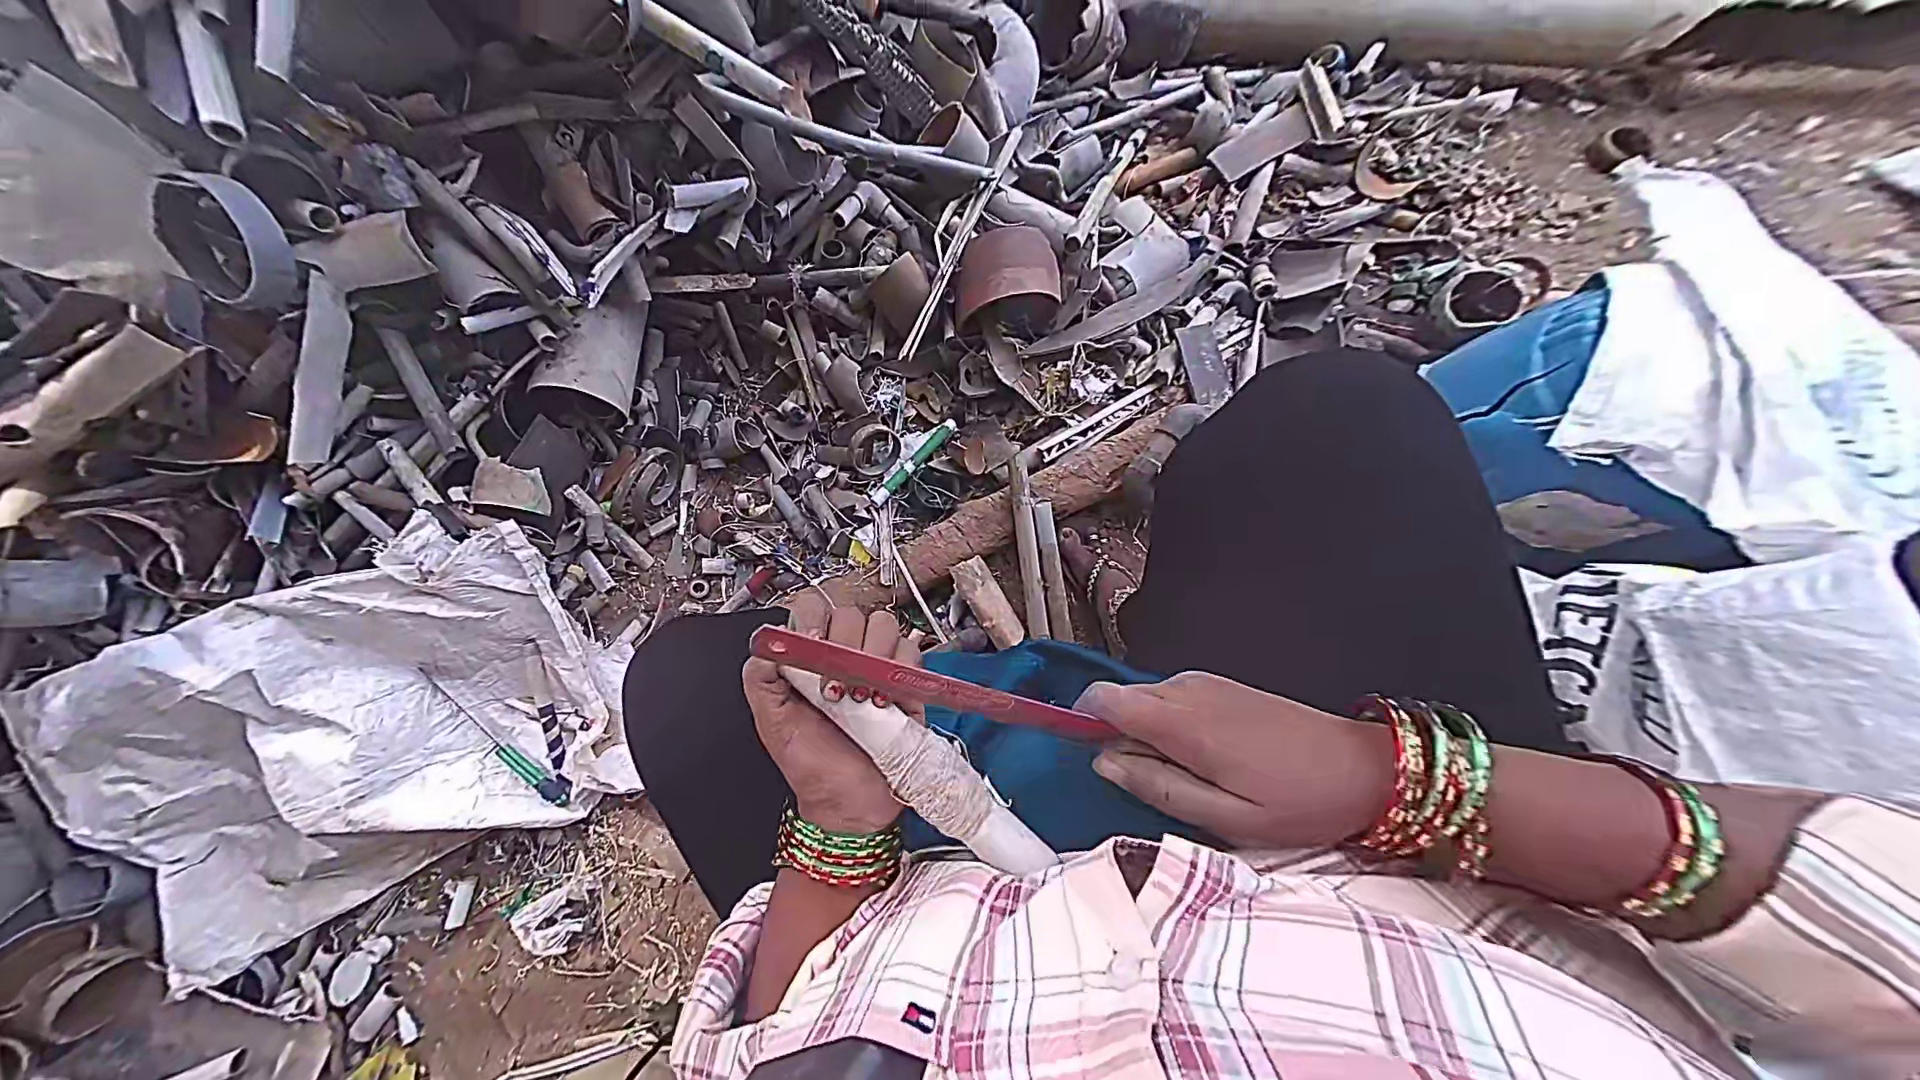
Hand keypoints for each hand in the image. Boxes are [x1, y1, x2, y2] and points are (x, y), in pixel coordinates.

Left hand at [744, 593, 923, 834]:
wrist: (846, 803)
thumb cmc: (810, 764)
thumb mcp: (771, 722)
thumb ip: (759, 678)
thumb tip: (766, 644)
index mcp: (810, 657)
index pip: (813, 608)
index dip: (813, 621)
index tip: (811, 647)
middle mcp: (845, 654)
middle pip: (851, 613)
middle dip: (842, 646)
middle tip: (833, 686)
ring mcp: (877, 665)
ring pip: (884, 625)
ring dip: (870, 657)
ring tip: (858, 695)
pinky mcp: (905, 681)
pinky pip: (910, 653)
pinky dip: (897, 671)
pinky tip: (881, 701)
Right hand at [1079, 672, 1395, 849]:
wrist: (1362, 766)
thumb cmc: (1298, 800)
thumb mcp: (1227, 817)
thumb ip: (1157, 787)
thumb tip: (1104, 764)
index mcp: (1184, 723)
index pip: (1102, 698)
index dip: (1082, 720)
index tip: (1093, 754)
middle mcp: (1186, 690)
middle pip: (1118, 699)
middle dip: (1117, 736)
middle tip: (1154, 779)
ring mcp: (1202, 682)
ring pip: (1142, 700)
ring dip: (1145, 733)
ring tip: (1190, 773)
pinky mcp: (1216, 684)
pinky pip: (1167, 699)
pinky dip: (1167, 725)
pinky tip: (1206, 755)